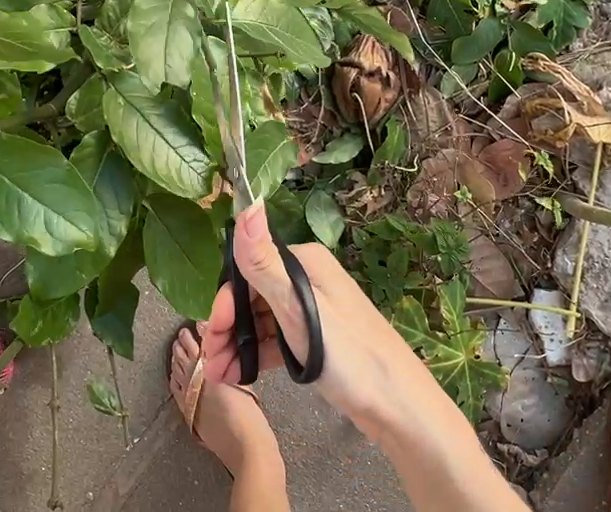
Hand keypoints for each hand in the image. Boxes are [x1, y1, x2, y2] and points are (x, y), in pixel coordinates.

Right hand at [202, 203, 445, 437]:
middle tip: (211, 364)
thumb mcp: (298, 308)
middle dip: (229, 329)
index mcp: (304, 263)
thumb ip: (265, 262)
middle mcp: (307, 279)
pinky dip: (257, 355)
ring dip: (238, 345)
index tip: (211, 339)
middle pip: (252, 297)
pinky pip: (276, 339)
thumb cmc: (349, 355)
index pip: (248, 272)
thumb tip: (248, 202)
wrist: (399, 407)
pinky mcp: (316, 339)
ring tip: (220, 377)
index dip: (226, 305)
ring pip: (261, 320)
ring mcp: (312, 310)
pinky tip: (240, 376)